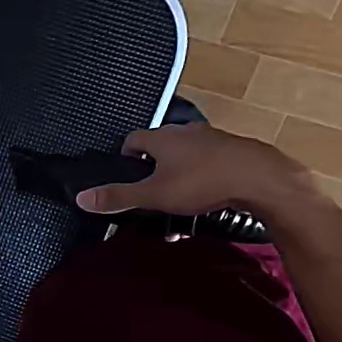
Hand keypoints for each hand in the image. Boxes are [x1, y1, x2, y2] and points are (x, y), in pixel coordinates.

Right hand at [75, 123, 321, 216]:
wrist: (261, 179)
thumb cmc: (202, 182)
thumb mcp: (154, 195)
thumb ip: (118, 197)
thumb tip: (81, 197)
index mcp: (162, 137)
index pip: (132, 139)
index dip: (124, 157)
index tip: (124, 175)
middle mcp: (185, 133)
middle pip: (159, 149)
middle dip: (152, 173)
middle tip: (149, 198)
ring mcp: (211, 140)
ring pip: (184, 160)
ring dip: (177, 181)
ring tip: (176, 208)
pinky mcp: (232, 152)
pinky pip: (206, 167)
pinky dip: (200, 183)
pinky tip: (204, 203)